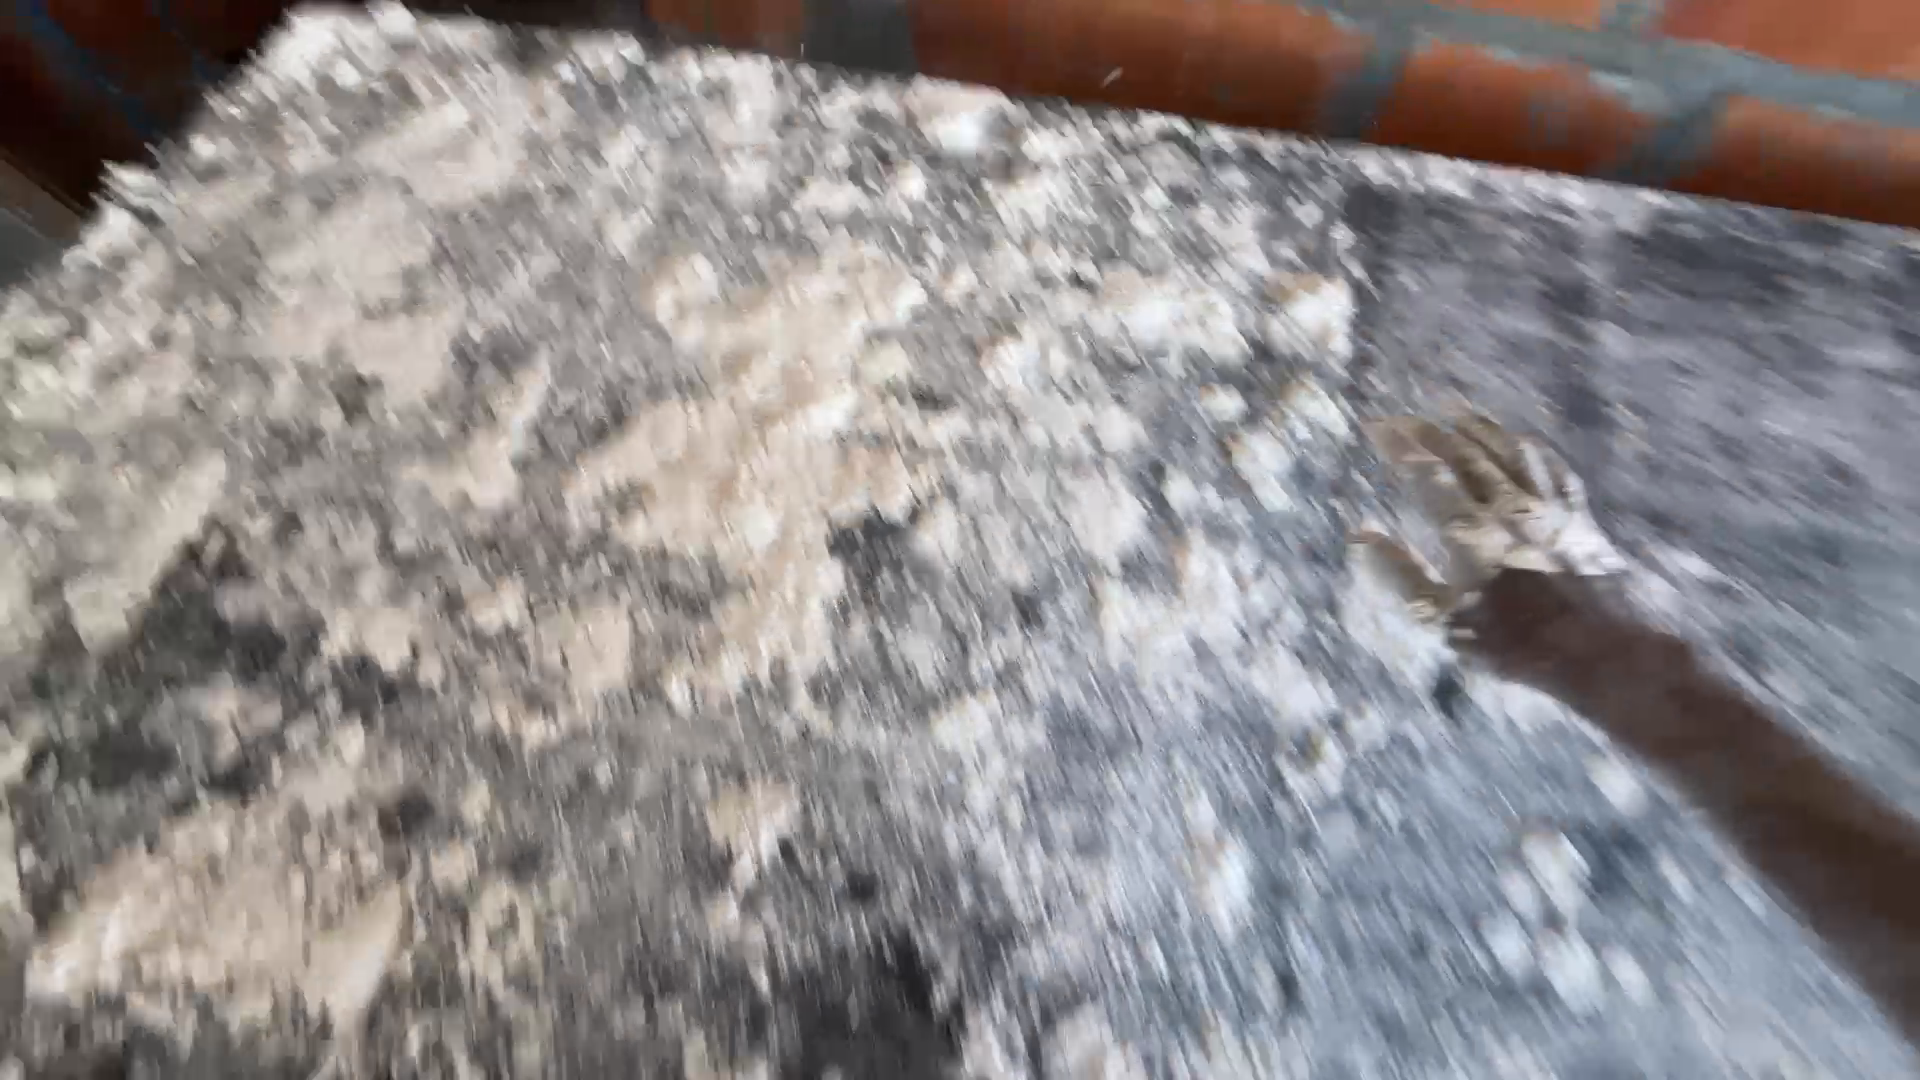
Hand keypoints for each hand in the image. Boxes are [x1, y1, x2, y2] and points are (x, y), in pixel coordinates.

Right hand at [1351, 413, 1637, 690]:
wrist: (1609, 656)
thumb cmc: (1514, 642)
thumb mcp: (1442, 618)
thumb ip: (1399, 571)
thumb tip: (1360, 533)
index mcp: (1470, 531)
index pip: (1427, 474)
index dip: (1399, 447)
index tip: (1375, 426)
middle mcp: (1509, 509)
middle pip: (1466, 455)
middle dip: (1430, 431)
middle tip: (1403, 417)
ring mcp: (1550, 510)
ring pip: (1511, 454)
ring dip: (1479, 429)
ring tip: (1455, 411)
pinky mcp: (1580, 521)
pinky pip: (1554, 471)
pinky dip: (1532, 450)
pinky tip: (1523, 441)